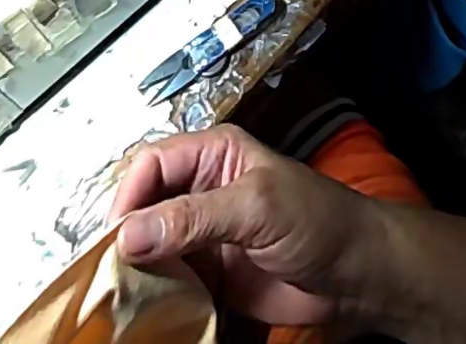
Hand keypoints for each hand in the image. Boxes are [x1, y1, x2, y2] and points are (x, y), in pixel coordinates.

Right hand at [106, 125, 389, 326]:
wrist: (353, 272)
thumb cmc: (317, 218)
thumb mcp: (257, 206)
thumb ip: (195, 217)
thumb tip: (130, 232)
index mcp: (215, 154)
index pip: (154, 163)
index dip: (130, 195)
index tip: (116, 239)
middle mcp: (204, 188)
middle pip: (146, 204)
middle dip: (128, 235)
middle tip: (112, 274)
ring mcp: (205, 232)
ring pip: (152, 244)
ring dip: (137, 268)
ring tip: (122, 297)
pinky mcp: (210, 272)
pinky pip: (168, 279)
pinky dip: (153, 293)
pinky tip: (145, 311)